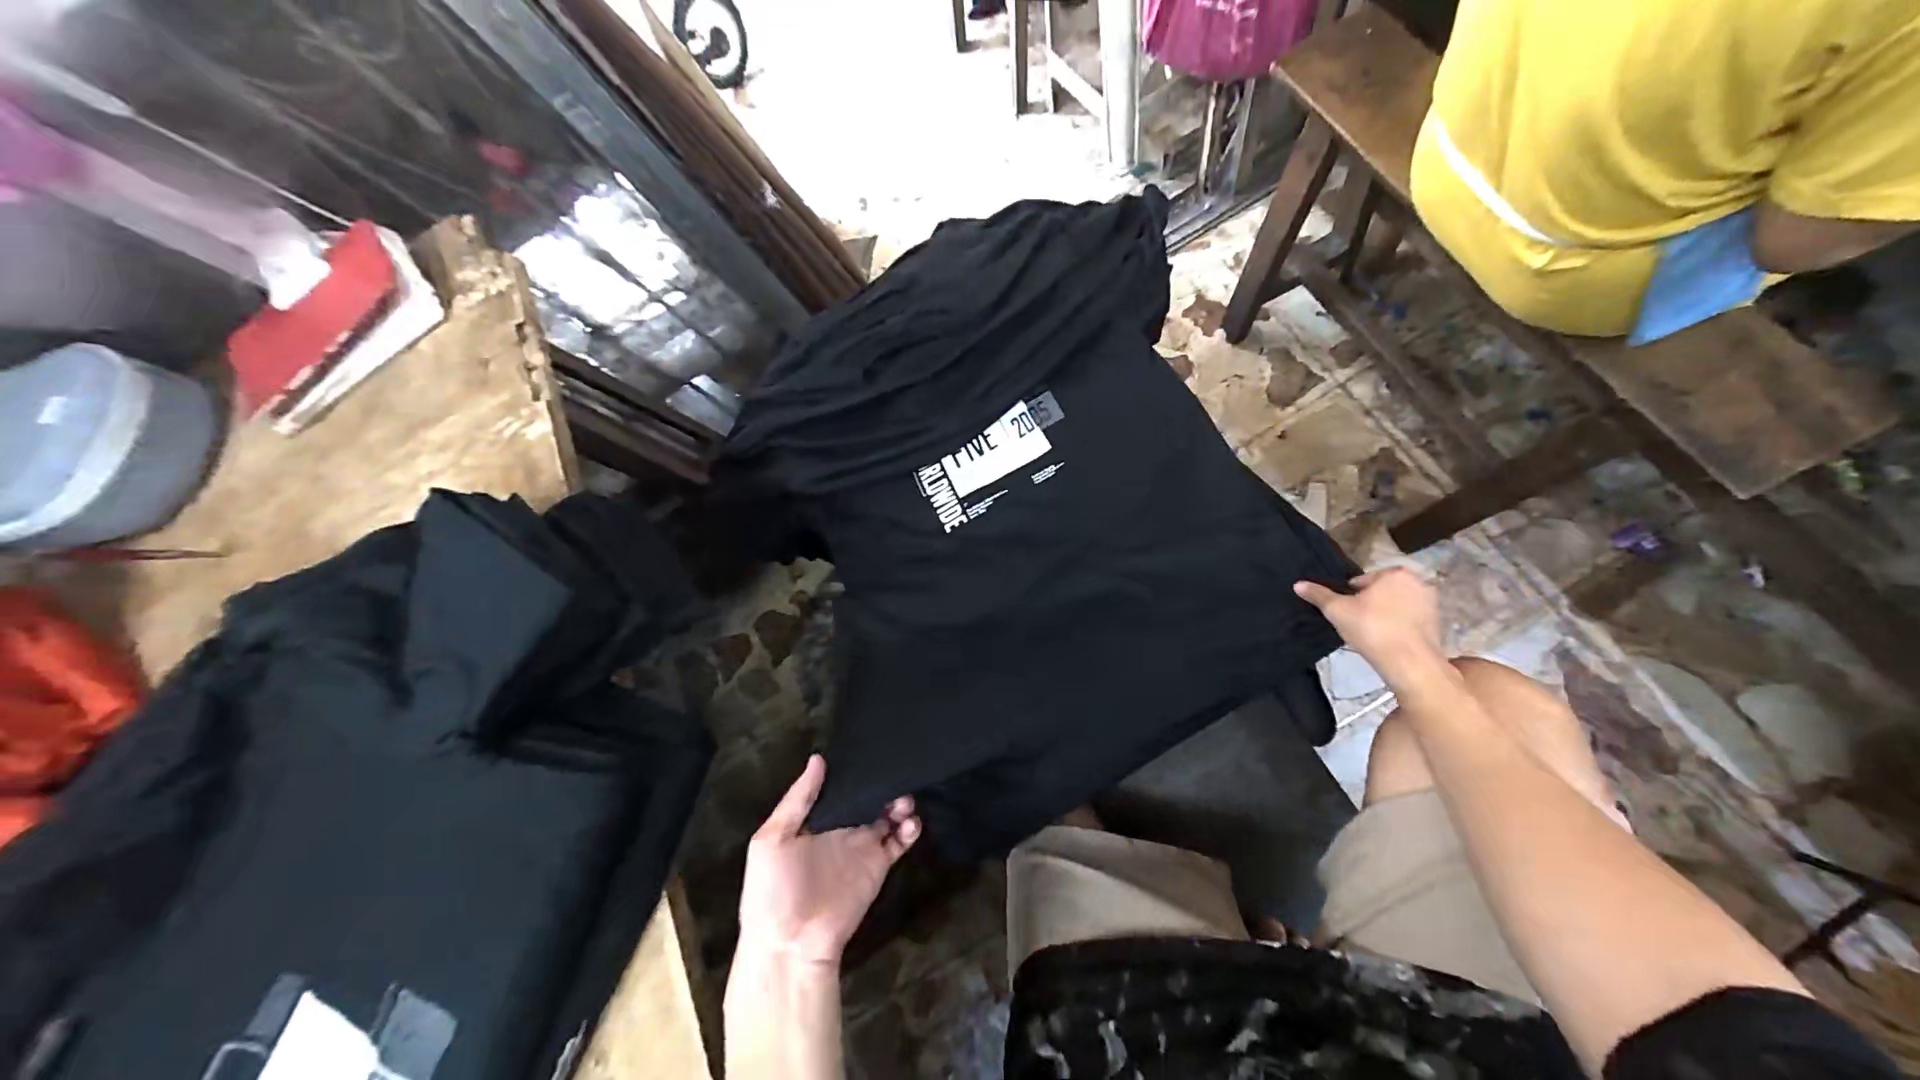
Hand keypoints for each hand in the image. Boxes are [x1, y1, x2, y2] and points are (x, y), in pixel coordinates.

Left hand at [736, 754, 919, 967]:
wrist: (790, 943)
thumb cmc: (771, 889)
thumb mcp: (771, 840)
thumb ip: (798, 799)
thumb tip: (819, 758)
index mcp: (815, 819)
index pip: (840, 787)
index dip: (854, 771)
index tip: (869, 751)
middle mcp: (841, 828)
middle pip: (868, 797)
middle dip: (882, 784)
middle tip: (894, 775)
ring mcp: (862, 846)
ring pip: (888, 815)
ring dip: (900, 803)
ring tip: (903, 801)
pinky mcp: (878, 866)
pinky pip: (899, 842)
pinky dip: (910, 829)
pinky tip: (910, 822)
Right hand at [1295, 568, 1444, 679]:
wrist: (1409, 662)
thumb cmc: (1371, 628)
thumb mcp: (1336, 610)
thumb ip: (1318, 595)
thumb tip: (1298, 584)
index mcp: (1395, 572)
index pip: (1361, 582)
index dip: (1350, 598)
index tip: (1348, 614)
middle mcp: (1418, 582)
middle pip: (1380, 592)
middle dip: (1369, 605)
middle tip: (1358, 624)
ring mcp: (1431, 603)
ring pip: (1395, 606)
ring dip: (1384, 615)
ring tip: (1372, 635)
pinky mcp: (1437, 623)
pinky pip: (1409, 620)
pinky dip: (1399, 627)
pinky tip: (1388, 641)